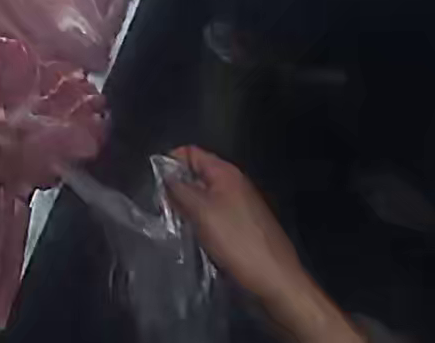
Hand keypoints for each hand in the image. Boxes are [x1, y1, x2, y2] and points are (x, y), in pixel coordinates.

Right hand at [167, 147, 312, 306]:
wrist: (278, 282)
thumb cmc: (237, 241)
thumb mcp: (201, 212)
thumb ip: (179, 189)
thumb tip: (165, 175)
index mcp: (225, 171)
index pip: (191, 152)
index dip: (171, 161)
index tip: (156, 182)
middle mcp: (235, 182)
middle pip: (198, 174)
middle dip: (180, 187)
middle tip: (165, 207)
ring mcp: (243, 204)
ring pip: (207, 196)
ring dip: (192, 207)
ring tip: (179, 224)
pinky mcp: (246, 225)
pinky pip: (218, 214)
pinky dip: (205, 222)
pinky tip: (199, 238)